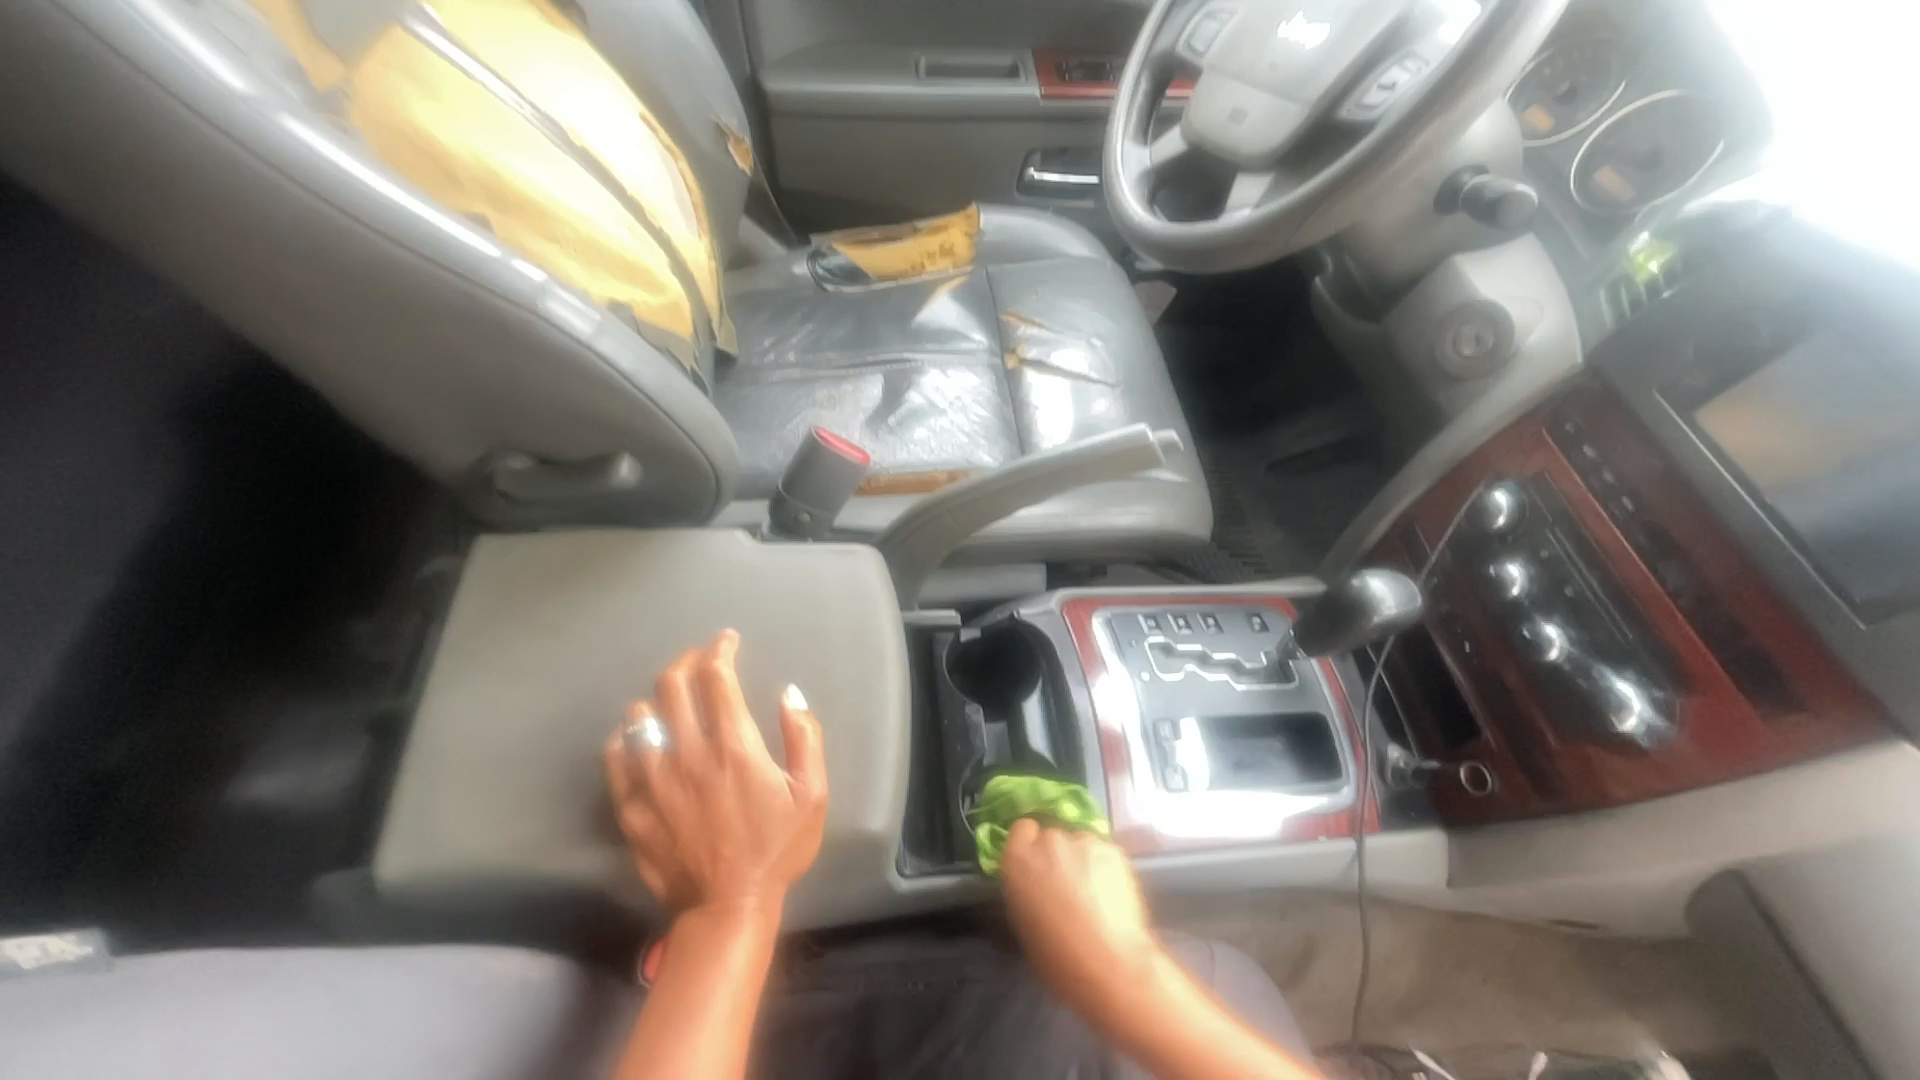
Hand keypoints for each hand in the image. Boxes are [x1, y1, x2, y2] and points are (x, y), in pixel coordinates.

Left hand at [603, 630, 828, 916]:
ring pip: (639, 718)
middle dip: (685, 661)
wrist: (728, 907)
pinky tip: (634, 738)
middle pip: (671, 686)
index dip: (720, 650)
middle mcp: (687, 753)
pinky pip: (615, 759)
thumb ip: (805, 737)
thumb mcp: (813, 793)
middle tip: (698, 661)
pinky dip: (624, 739)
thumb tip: (789, 694)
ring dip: (655, 699)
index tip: (727, 641)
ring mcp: (653, 781)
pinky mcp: (632, 808)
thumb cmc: (777, 849)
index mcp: (733, 745)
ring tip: (668, 701)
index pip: (717, 677)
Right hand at [1000, 818, 1159, 1017]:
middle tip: (1067, 883)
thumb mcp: (1023, 922)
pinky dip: (1105, 867)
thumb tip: (1033, 884)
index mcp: (1018, 860)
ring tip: (1094, 891)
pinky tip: (1111, 893)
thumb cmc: (1057, 957)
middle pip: (1052, 835)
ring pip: (1080, 842)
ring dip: (1082, 859)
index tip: (1038, 866)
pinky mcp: (1113, 849)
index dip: (1030, 846)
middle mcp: (1049, 841)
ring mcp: (1084, 841)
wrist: (1109, 964)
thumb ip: (1024, 889)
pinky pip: (1103, 852)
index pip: (1022, 829)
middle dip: (1057, 854)